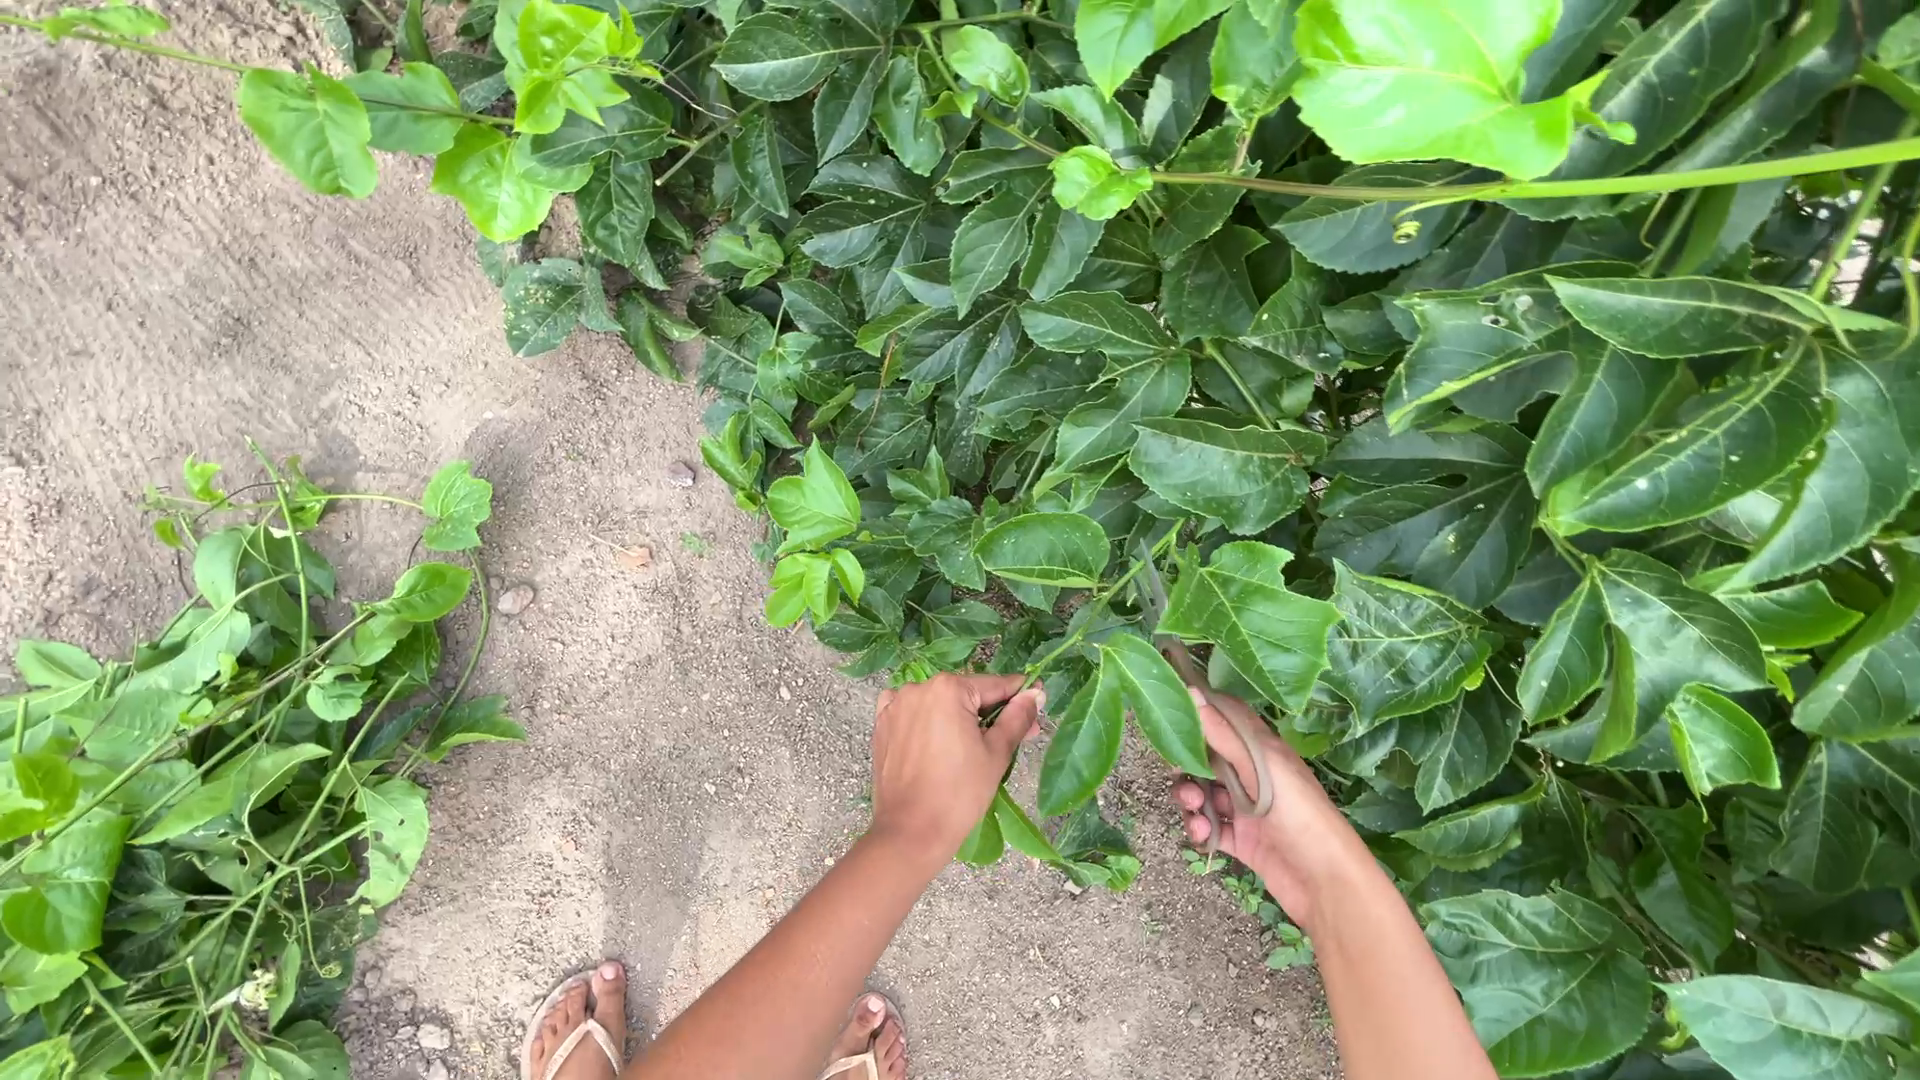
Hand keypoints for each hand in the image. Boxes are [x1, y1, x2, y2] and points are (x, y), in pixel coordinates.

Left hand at [868, 673, 1043, 865]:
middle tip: (1014, 737)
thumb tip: (1034, 692)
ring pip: (939, 703)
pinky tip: (937, 739)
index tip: (1036, 704)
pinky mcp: (881, 725)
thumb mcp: (997, 753)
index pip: (994, 686)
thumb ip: (1017, 717)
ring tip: (976, 747)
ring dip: (959, 717)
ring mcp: (895, 705)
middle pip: (966, 694)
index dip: (1019, 697)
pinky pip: (911, 711)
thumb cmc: (959, 794)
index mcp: (948, 689)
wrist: (911, 832)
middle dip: (990, 712)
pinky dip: (927, 719)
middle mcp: (918, 688)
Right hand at [1172, 688, 1376, 933]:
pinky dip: (1199, 828)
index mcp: (1263, 751)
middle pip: (1208, 758)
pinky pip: (1210, 827)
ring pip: (1204, 793)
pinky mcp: (1242, 841)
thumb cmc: (1302, 815)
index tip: (1173, 711)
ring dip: (1190, 798)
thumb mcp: (1261, 767)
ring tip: (1194, 808)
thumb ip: (1223, 732)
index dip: (1202, 713)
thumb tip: (1190, 689)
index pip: (1228, 719)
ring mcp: (1246, 810)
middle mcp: (1253, 776)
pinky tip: (1202, 833)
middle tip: (1178, 770)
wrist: (1327, 884)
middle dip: (1188, 763)